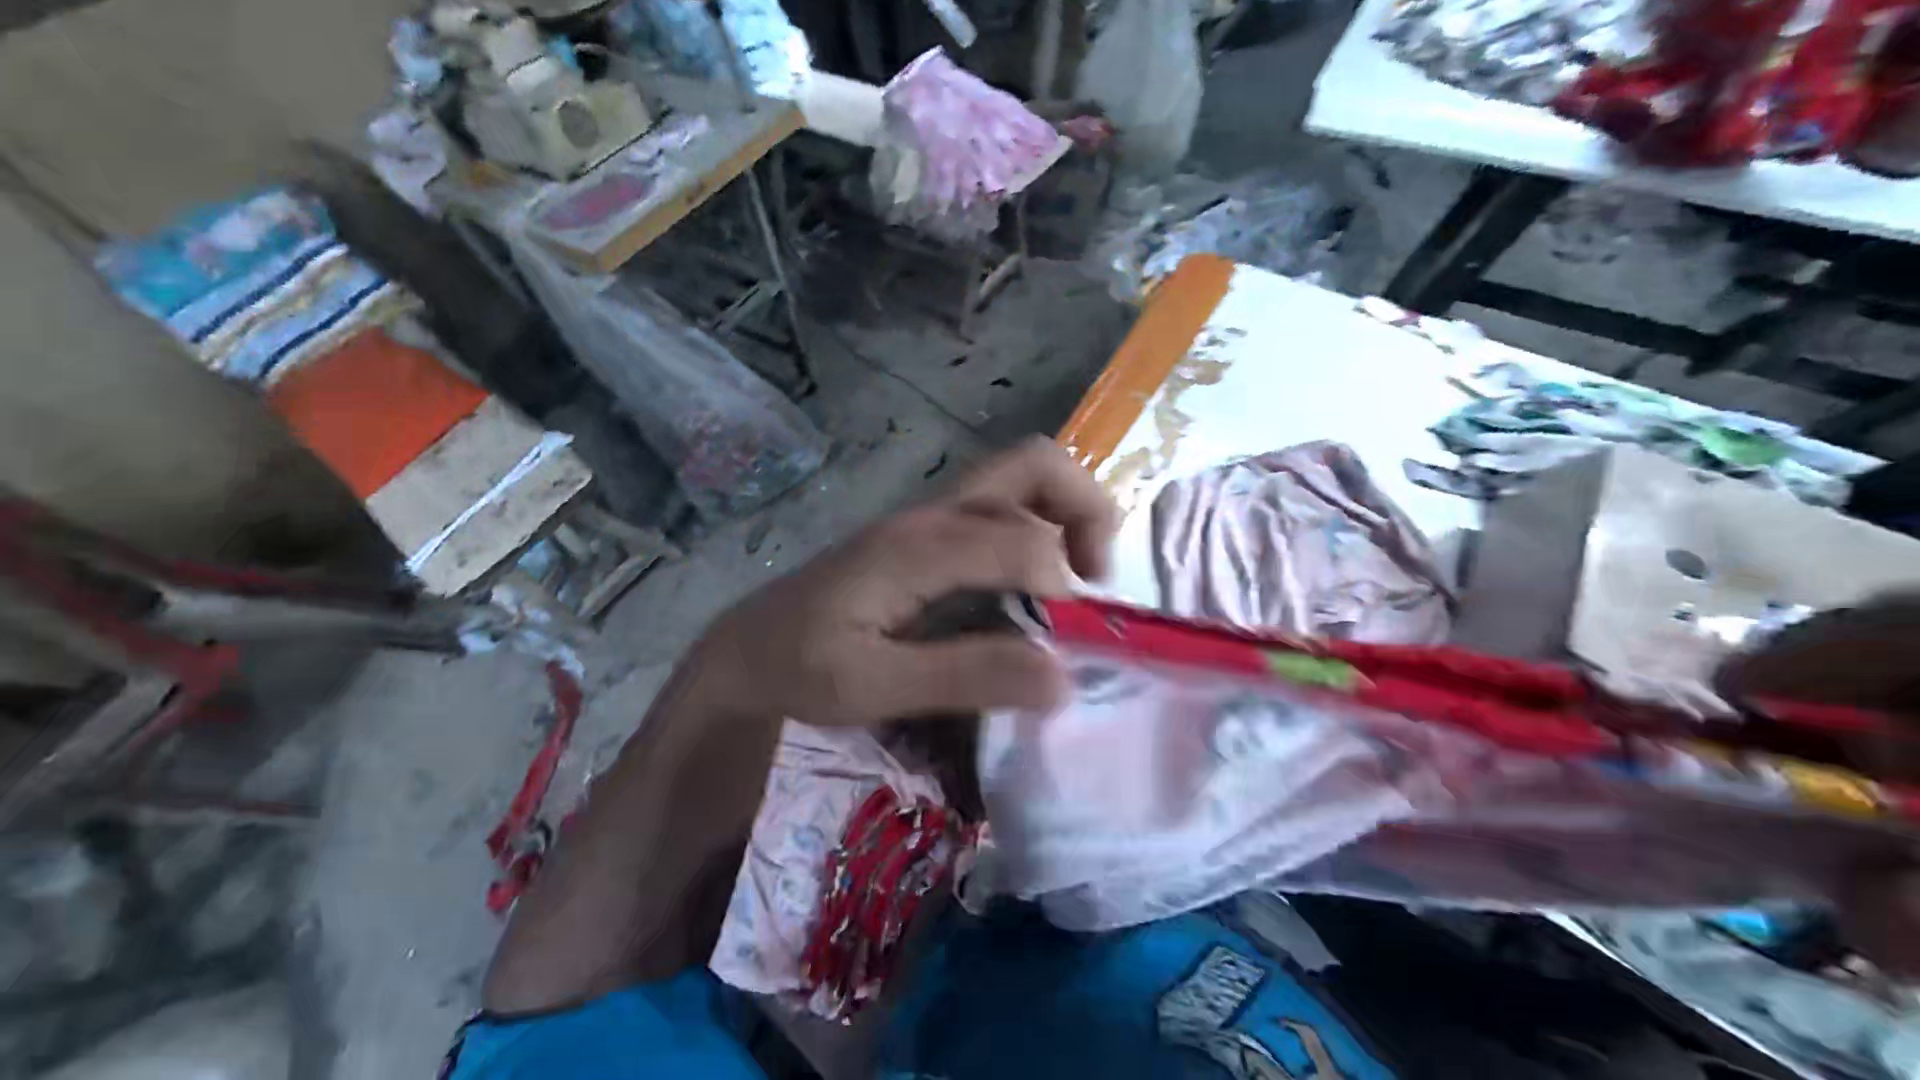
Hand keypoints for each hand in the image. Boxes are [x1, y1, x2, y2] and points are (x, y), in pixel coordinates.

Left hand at [692, 438, 1118, 726]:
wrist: (744, 651)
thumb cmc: (798, 668)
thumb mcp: (872, 685)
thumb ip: (966, 675)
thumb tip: (1062, 676)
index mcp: (918, 545)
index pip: (1022, 541)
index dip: (1064, 588)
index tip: (1067, 647)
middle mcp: (933, 516)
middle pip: (1034, 465)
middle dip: (1087, 510)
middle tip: (1094, 580)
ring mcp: (930, 521)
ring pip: (1022, 482)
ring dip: (1067, 519)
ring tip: (1074, 588)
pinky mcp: (927, 539)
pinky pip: (1002, 514)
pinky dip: (1041, 536)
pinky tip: (1032, 595)